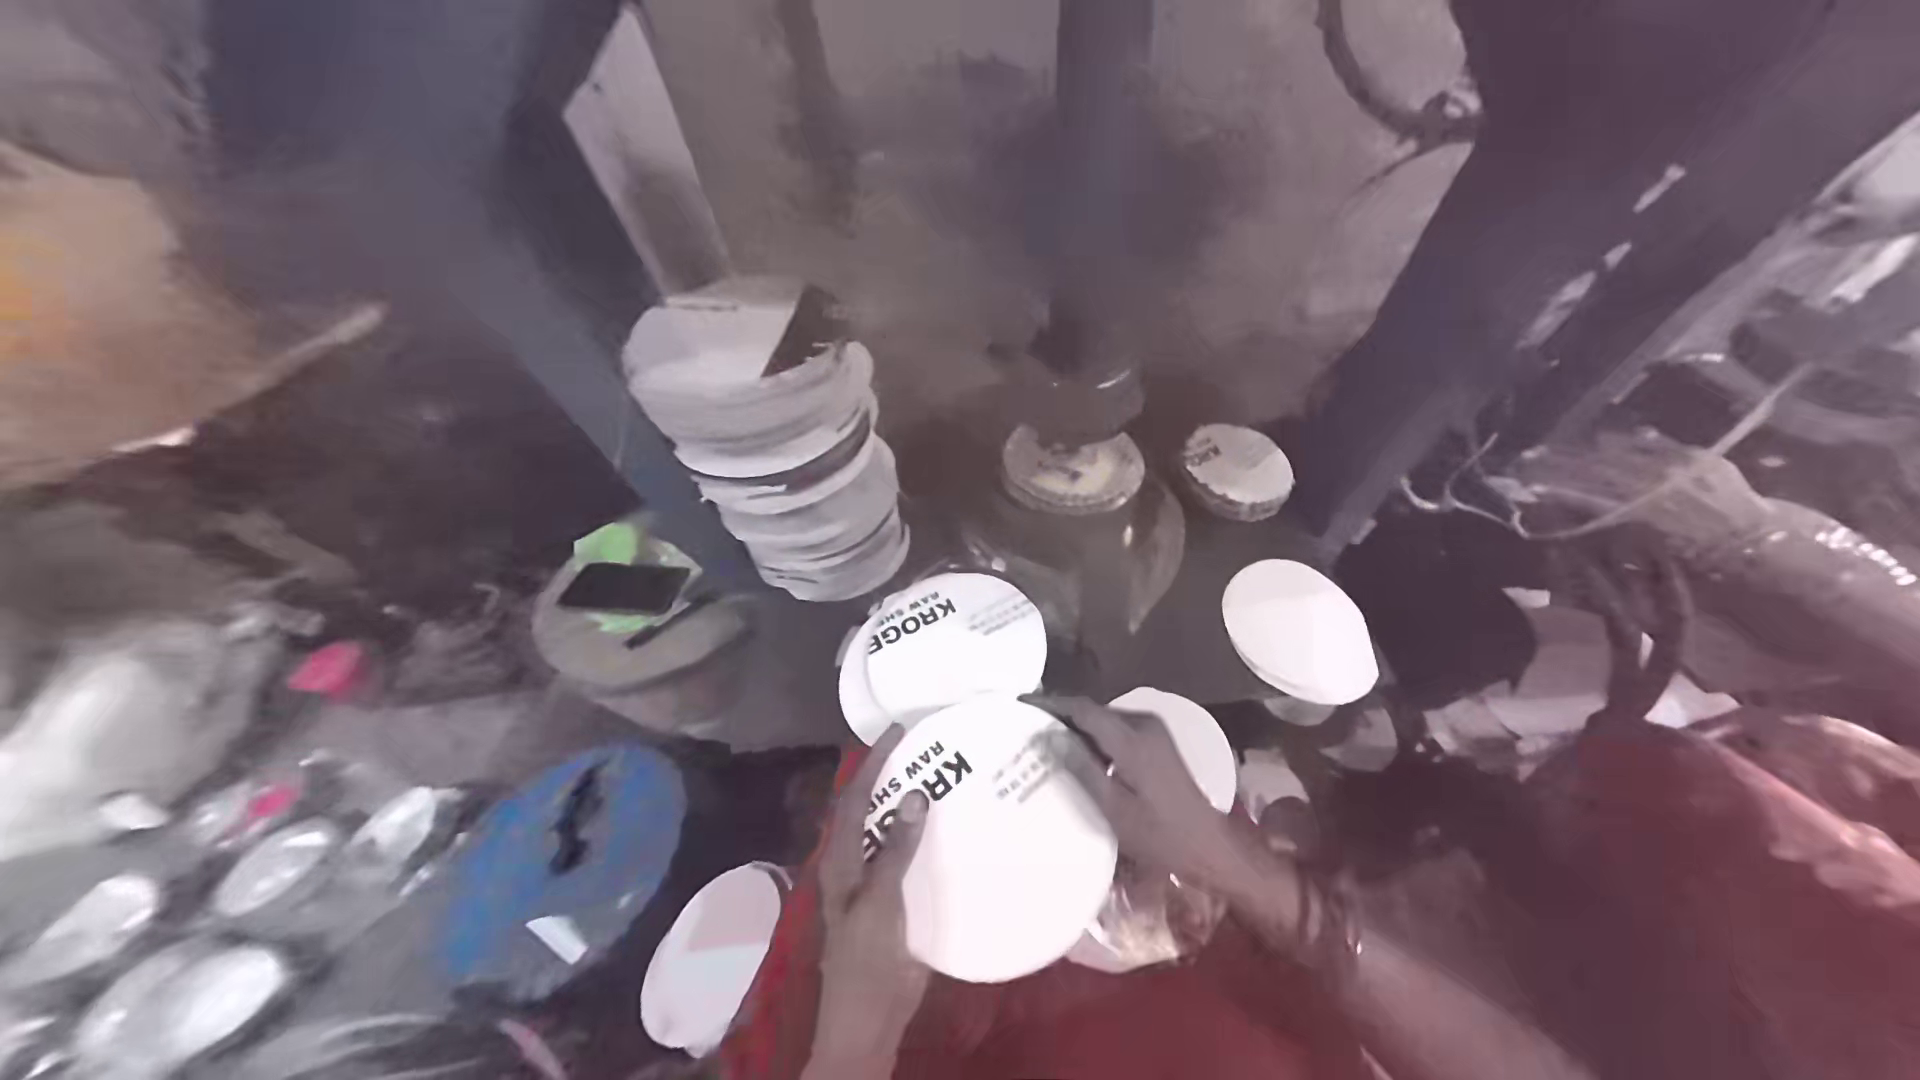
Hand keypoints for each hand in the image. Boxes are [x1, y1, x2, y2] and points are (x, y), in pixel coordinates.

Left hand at [803, 726, 929, 1079]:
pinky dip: (916, 832)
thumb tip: (915, 795)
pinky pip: (900, 852)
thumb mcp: (881, 902)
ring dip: (902, 801)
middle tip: (920, 749)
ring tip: (934, 776)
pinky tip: (941, 827)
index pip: (854, 796)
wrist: (867, 1023)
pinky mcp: (887, 898)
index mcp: (839, 858)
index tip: (897, 731)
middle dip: (887, 774)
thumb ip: (895, 849)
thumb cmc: (866, 961)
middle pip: (865, 807)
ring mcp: (867, 881)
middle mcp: (849, 862)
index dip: (873, 762)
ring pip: (882, 828)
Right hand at [1022, 695, 1275, 901]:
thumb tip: (1047, 735)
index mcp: (1131, 737)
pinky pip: (1116, 728)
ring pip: (1103, 718)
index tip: (1020, 703)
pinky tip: (1077, 753)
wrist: (1211, 847)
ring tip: (1043, 738)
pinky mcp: (1157, 740)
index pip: (1082, 708)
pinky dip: (1094, 735)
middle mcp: (1143, 723)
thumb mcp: (1112, 807)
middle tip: (1026, 725)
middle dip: (1059, 714)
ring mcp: (1153, 730)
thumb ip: (1079, 767)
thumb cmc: (1160, 835)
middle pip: (1092, 709)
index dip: (1050, 704)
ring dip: (1076, 726)